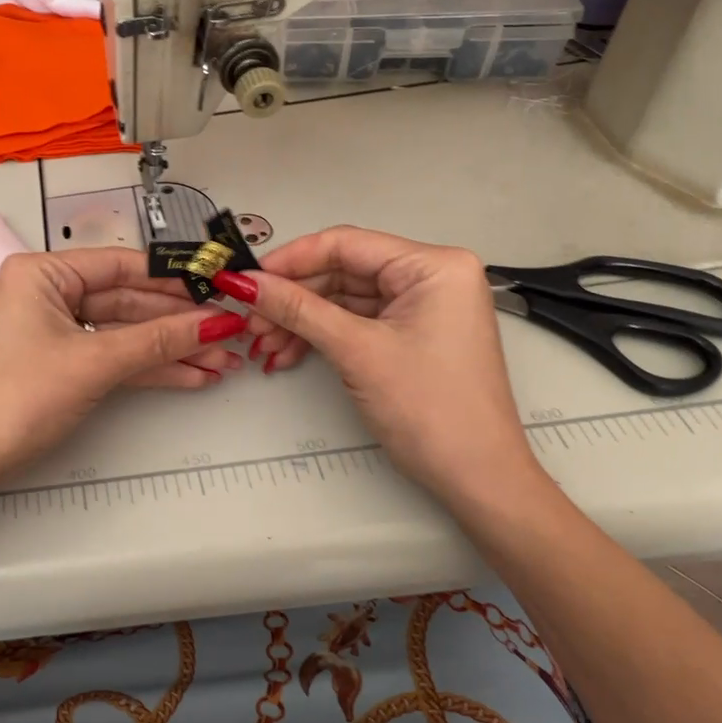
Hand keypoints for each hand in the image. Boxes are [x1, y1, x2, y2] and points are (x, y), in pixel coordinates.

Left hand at [0, 248, 246, 491]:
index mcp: (41, 273)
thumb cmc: (17, 399)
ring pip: (125, 332)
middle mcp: (46, 292)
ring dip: (172, 349)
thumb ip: (157, 341)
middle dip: (179, 323)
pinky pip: (113, 355)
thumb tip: (215, 324)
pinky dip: (149, 367)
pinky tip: (192, 374)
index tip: (218, 287)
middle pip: (127, 300)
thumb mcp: (94, 364)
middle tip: (230, 330)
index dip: (173, 280)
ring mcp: (54, 328)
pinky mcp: (62, 361)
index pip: (120, 265)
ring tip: (223, 360)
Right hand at [215, 227, 539, 503]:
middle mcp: (430, 276)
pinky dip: (319, 336)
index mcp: (433, 266)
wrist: (476, 478)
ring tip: (262, 345)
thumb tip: (245, 283)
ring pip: (341, 299)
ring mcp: (421, 307)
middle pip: (340, 271)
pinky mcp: (410, 334)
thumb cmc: (430, 409)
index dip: (289, 260)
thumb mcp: (356, 350)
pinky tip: (286, 354)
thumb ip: (297, 309)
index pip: (345, 244)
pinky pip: (354, 322)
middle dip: (291, 298)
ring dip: (299, 320)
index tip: (246, 280)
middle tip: (249, 320)